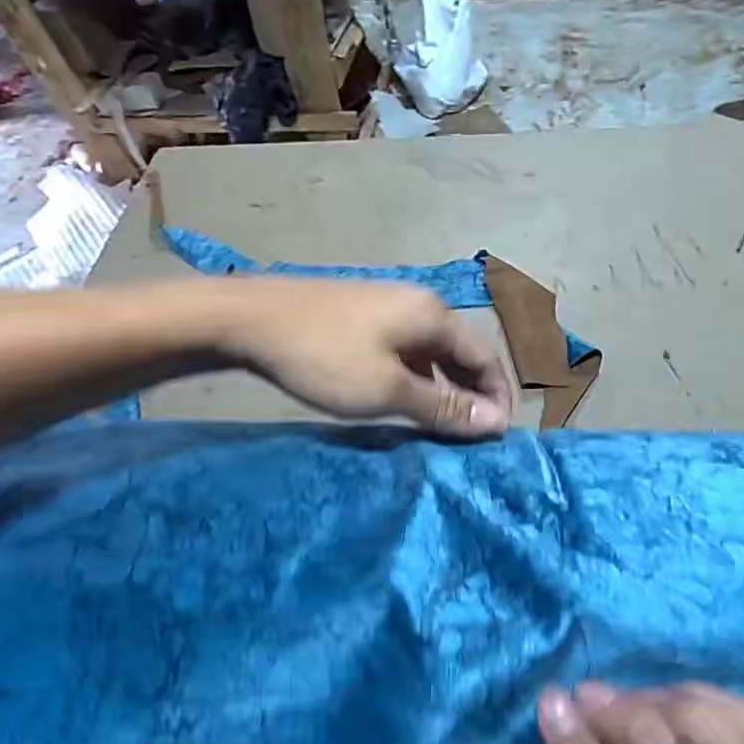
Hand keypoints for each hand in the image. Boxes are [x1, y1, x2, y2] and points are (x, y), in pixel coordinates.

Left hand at [214, 278, 514, 436]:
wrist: (246, 319)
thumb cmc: (324, 356)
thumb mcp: (388, 390)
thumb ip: (443, 407)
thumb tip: (496, 422)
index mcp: (432, 315)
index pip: (486, 357)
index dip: (497, 398)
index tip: (497, 439)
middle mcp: (417, 304)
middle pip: (461, 352)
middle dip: (471, 394)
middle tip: (470, 438)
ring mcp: (385, 307)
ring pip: (430, 353)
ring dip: (441, 389)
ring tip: (440, 428)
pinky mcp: (360, 316)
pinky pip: (404, 350)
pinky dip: (414, 378)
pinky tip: (402, 402)